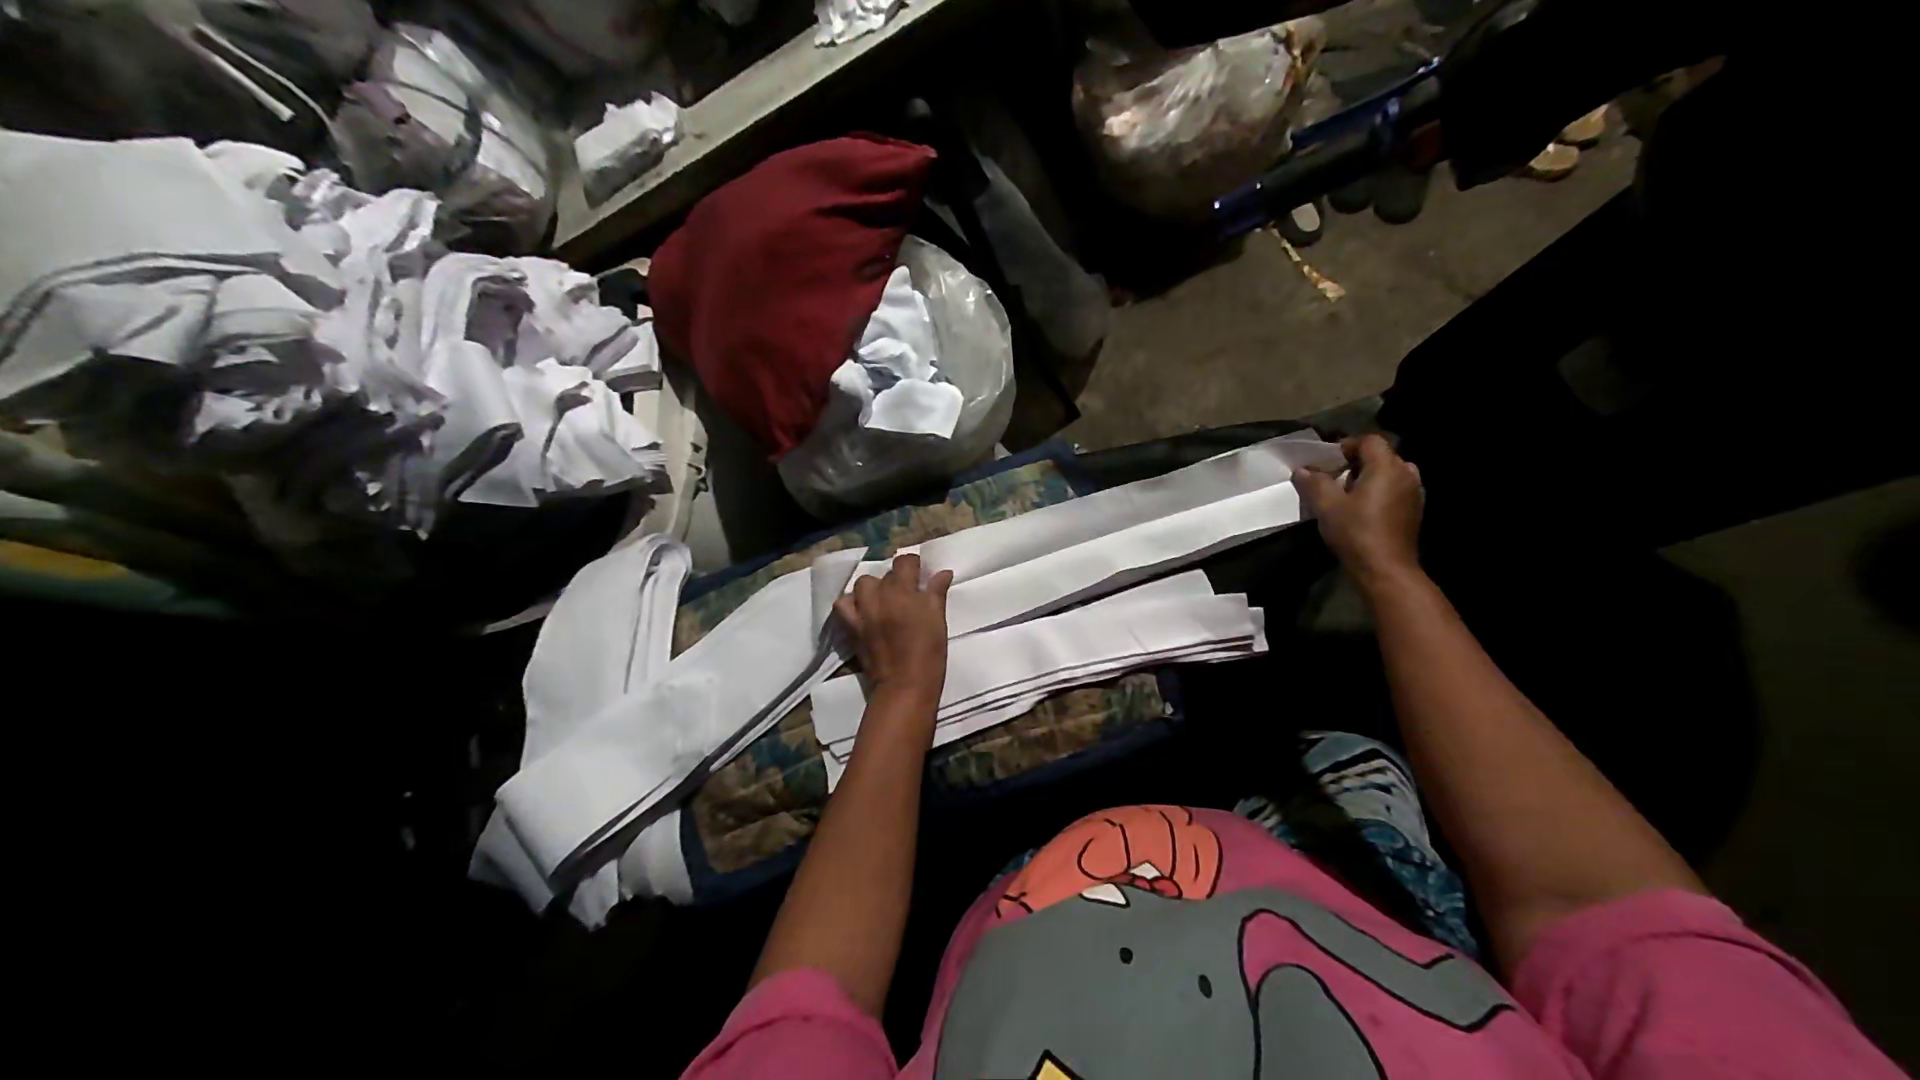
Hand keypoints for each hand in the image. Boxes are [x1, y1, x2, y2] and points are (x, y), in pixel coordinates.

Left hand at [834, 553, 953, 701]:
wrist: (905, 685)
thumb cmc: (929, 653)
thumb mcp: (938, 620)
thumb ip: (937, 593)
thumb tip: (943, 573)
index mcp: (904, 592)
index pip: (904, 562)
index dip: (913, 565)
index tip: (919, 574)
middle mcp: (881, 596)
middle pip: (885, 574)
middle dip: (896, 579)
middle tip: (906, 593)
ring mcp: (864, 611)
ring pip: (863, 584)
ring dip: (873, 587)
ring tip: (883, 599)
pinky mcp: (852, 627)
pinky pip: (843, 604)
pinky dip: (850, 602)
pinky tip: (862, 609)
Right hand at [1293, 434, 1423, 589]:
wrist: (1386, 569)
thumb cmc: (1356, 532)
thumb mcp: (1326, 506)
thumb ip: (1314, 483)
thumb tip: (1302, 470)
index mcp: (1387, 467)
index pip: (1369, 441)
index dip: (1346, 445)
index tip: (1327, 461)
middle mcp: (1406, 474)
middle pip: (1380, 456)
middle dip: (1356, 462)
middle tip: (1333, 478)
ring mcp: (1414, 492)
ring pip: (1389, 473)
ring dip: (1368, 477)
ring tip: (1347, 495)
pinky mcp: (1414, 509)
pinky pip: (1395, 489)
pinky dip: (1379, 491)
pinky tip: (1362, 509)